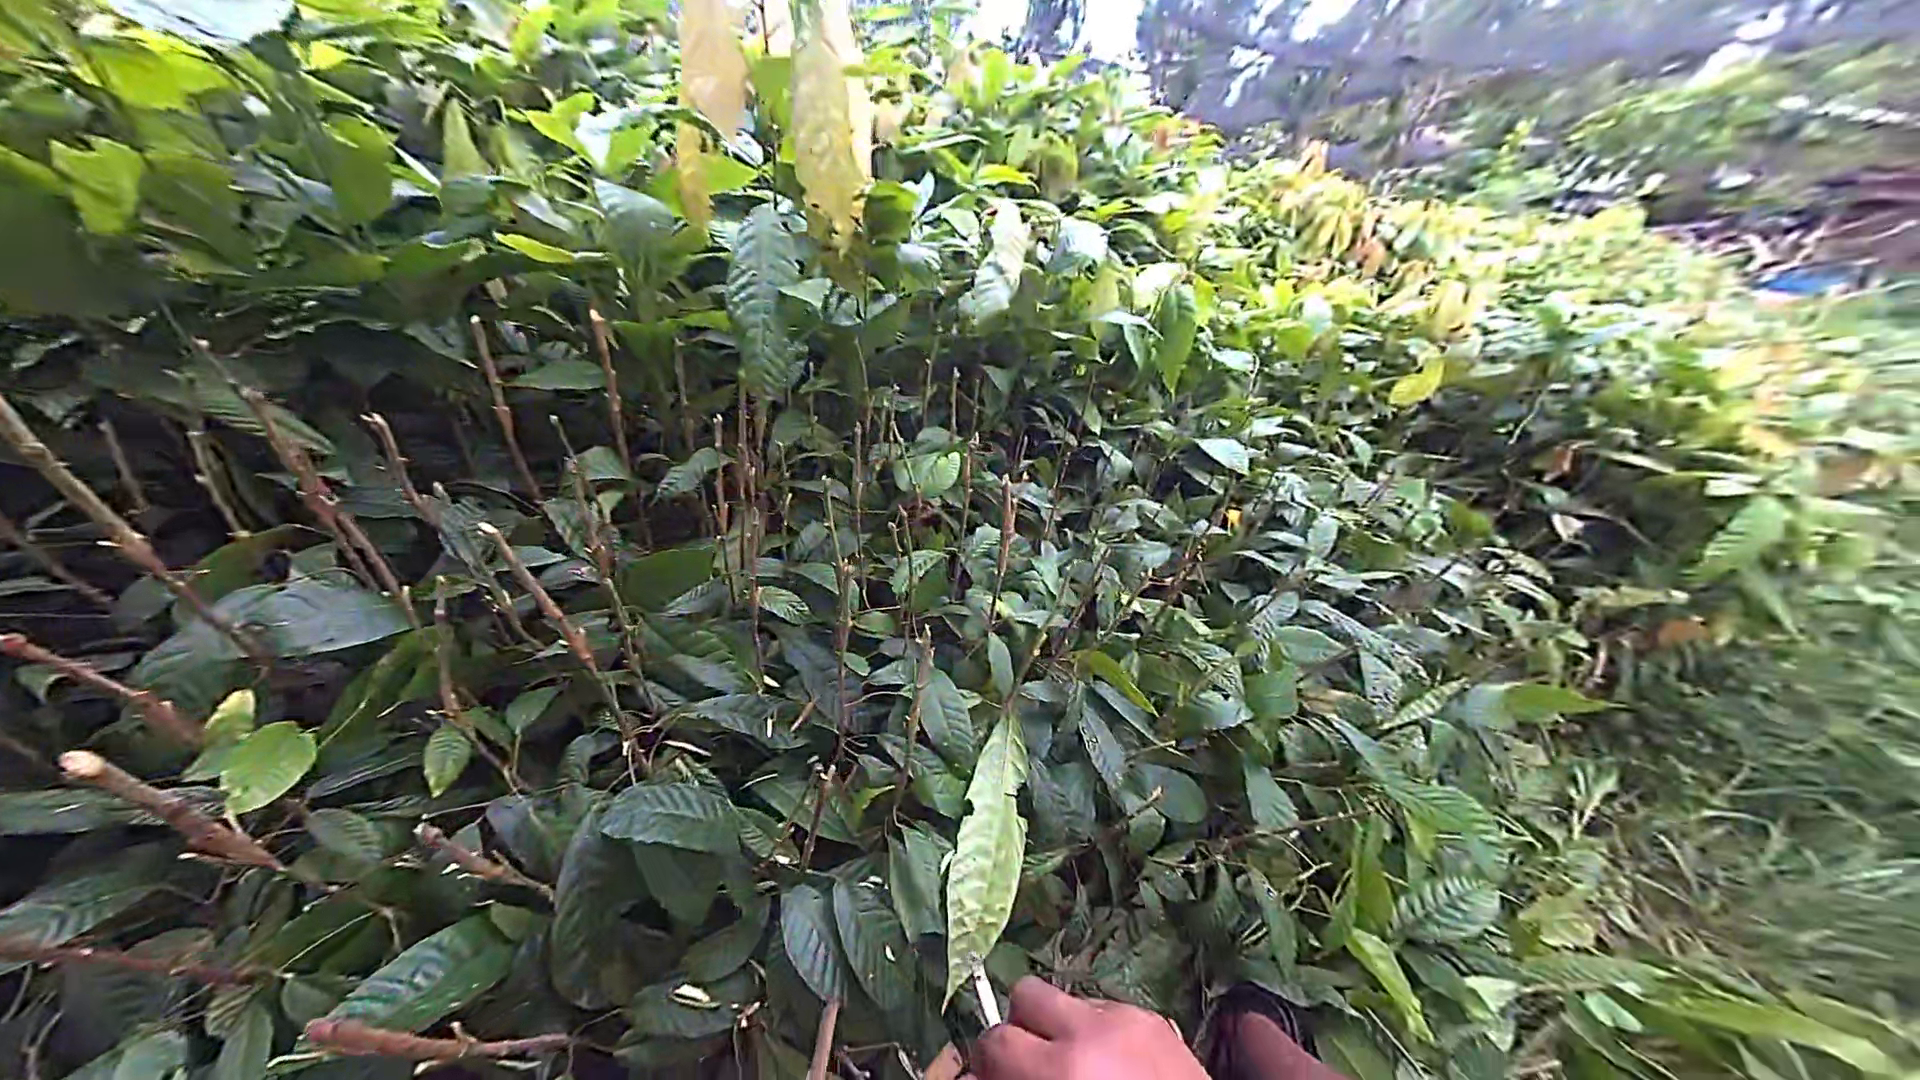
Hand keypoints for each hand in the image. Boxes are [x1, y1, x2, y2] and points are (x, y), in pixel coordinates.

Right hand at [972, 977, 1209, 1079]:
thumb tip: (985, 1077)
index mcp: (1064, 1071)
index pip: (996, 1040)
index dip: (988, 1060)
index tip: (993, 1076)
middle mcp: (1090, 1031)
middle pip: (1026, 992)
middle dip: (1021, 1025)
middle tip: (1030, 1062)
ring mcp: (1125, 1016)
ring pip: (1066, 998)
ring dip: (1061, 1027)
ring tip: (1080, 1067)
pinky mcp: (1153, 1017)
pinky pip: (1105, 1010)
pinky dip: (1099, 1034)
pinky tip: (1117, 1071)